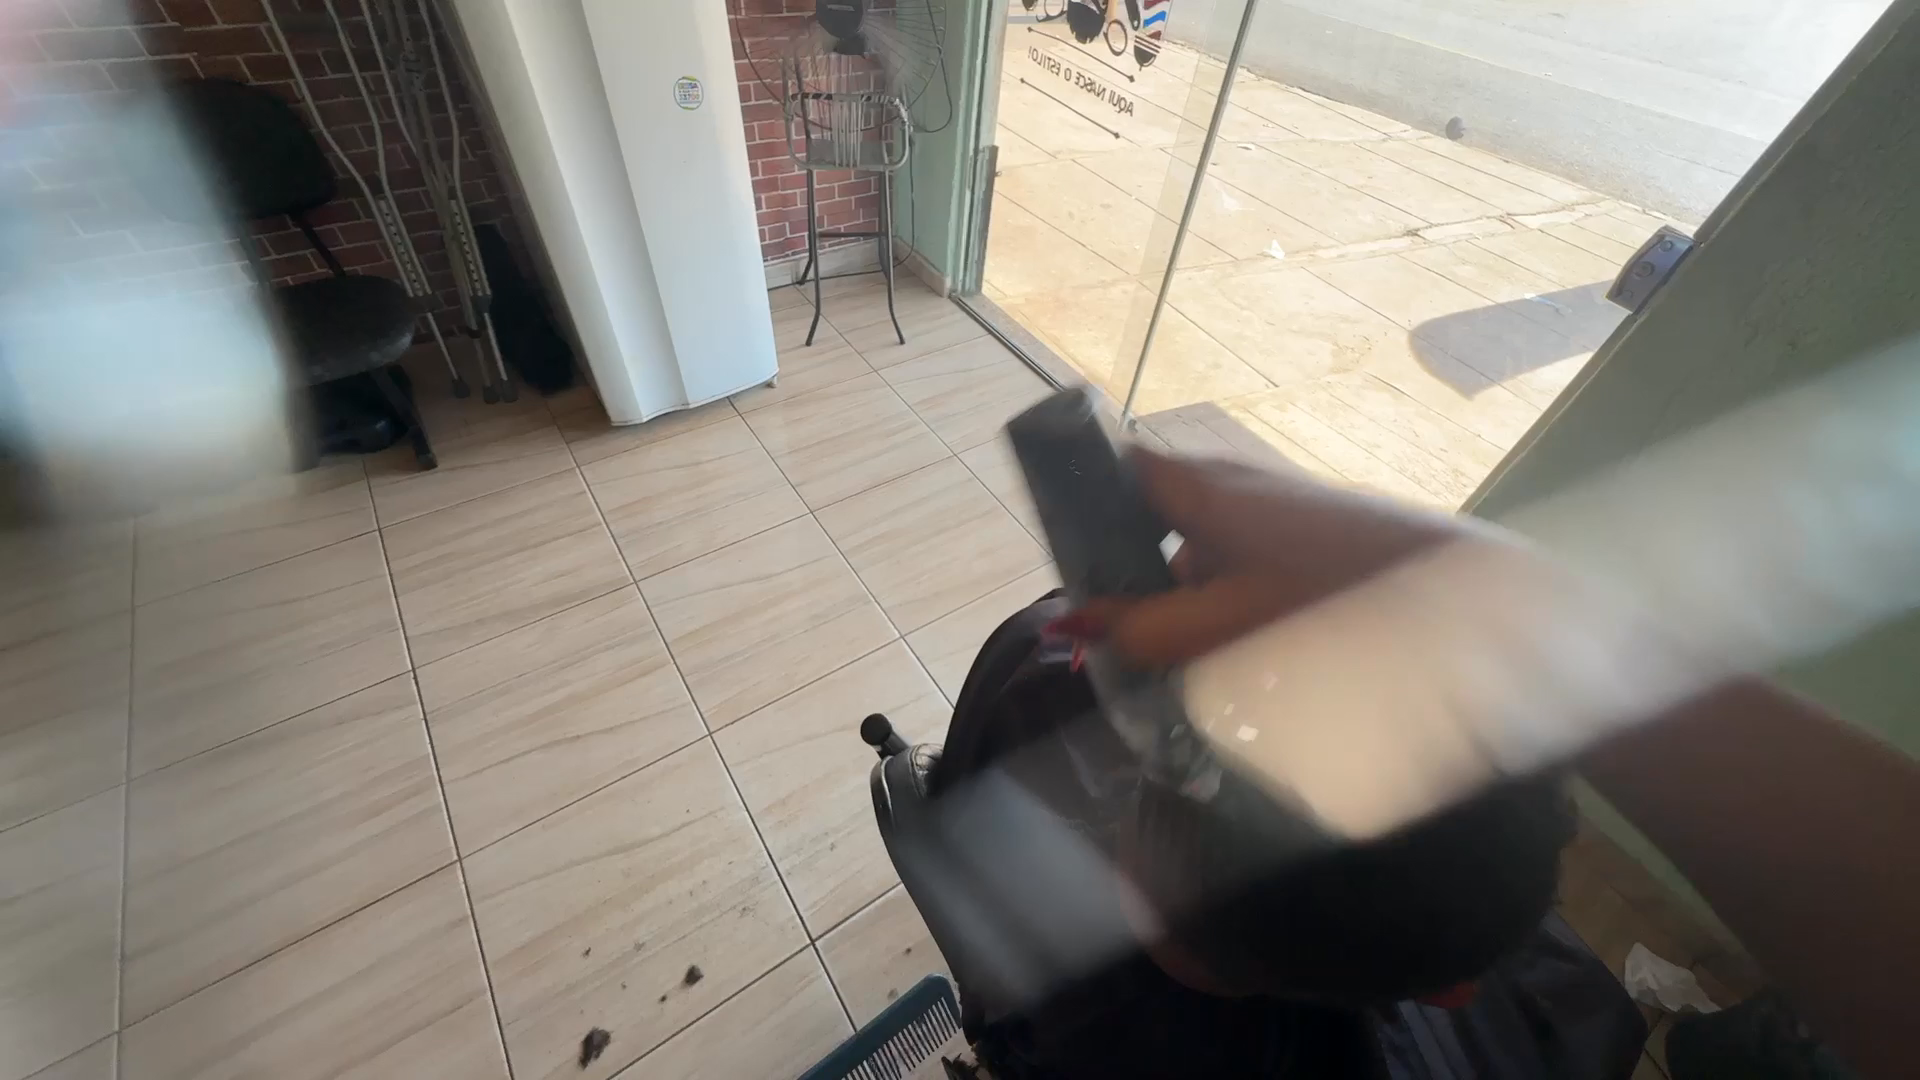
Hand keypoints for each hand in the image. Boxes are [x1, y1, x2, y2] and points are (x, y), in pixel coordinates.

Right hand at [1055, 449, 1478, 665]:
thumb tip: (1070, 624)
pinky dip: (1214, 594)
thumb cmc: (1329, 596)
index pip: (1113, 466)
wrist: (1454, 591)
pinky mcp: (1293, 528)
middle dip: (1127, 572)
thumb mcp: (1223, 624)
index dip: (1080, 501)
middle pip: (1147, 517)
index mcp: (1198, 486)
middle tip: (1120, 630)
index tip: (1067, 558)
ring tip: (1178, 651)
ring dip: (1174, 593)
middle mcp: (1225, 481)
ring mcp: (1263, 503)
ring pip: (1190, 545)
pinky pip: (1228, 556)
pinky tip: (1232, 641)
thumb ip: (1143, 629)